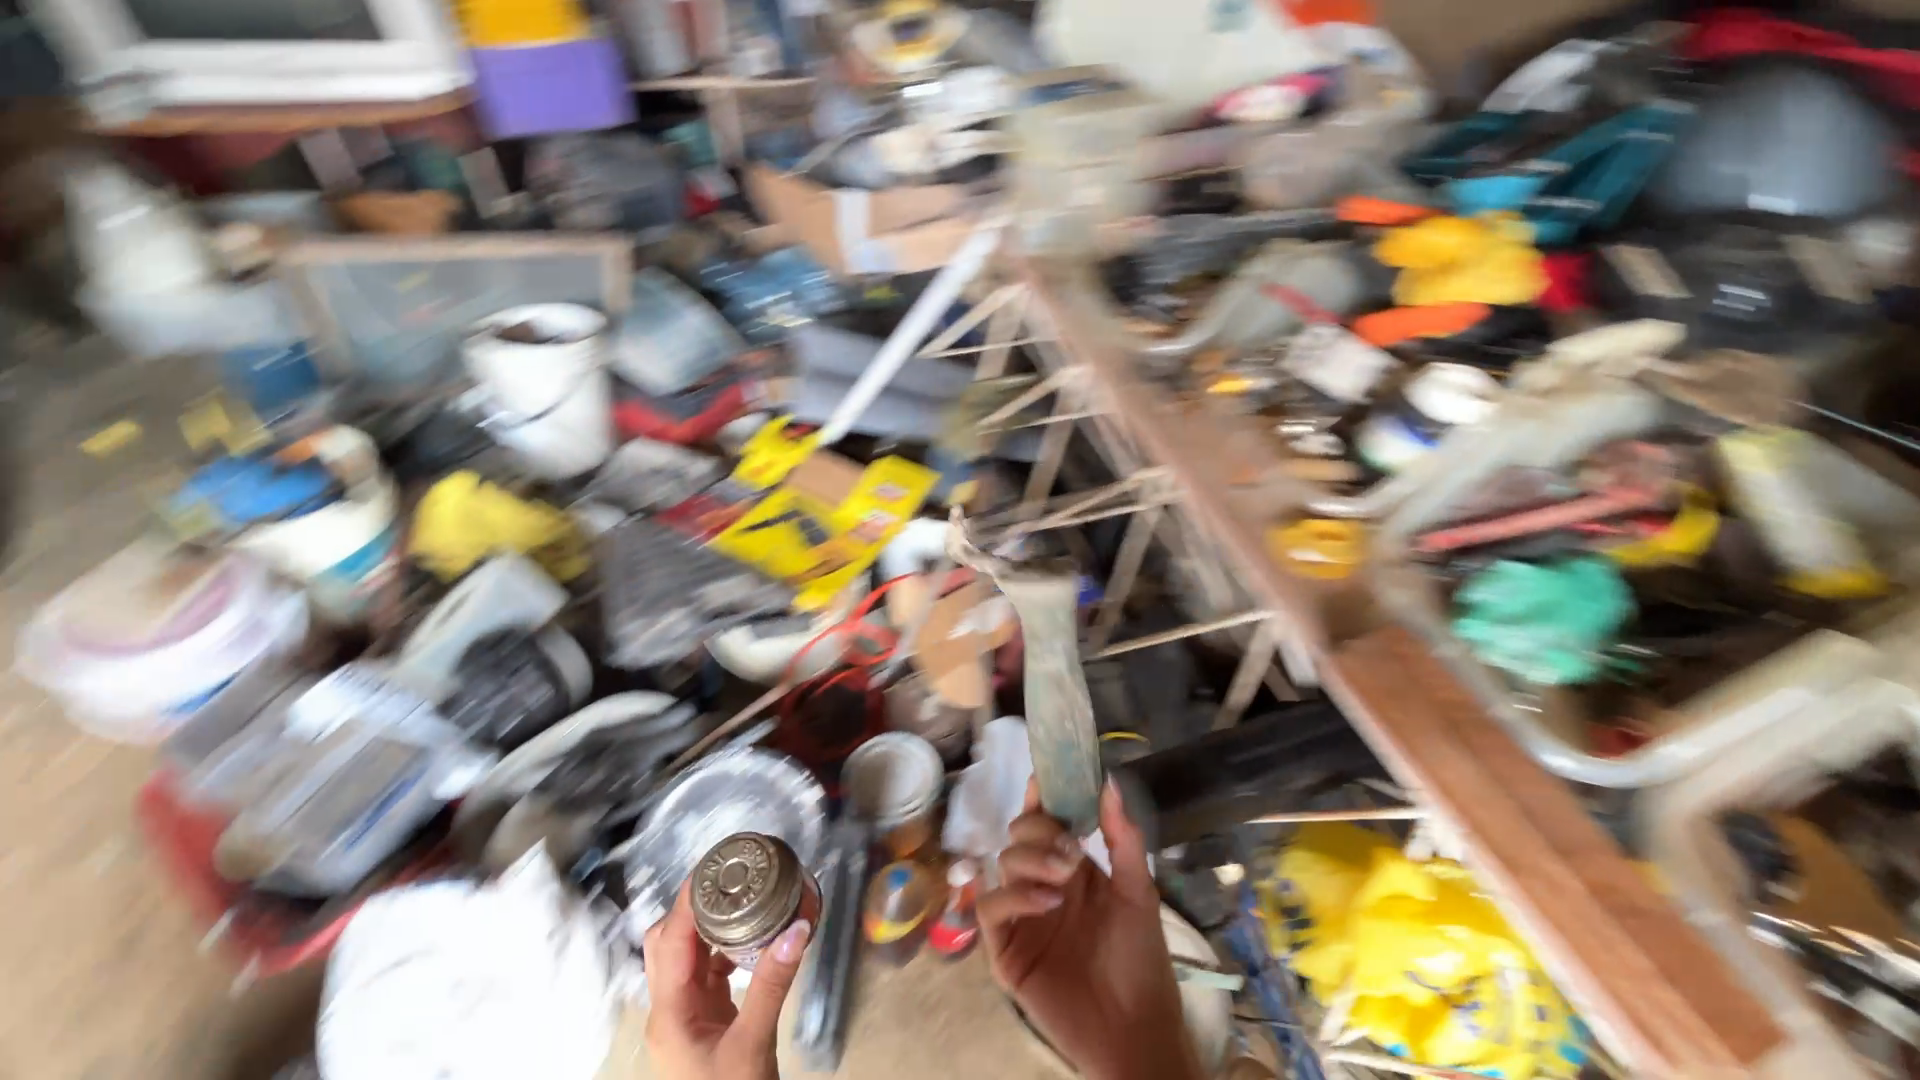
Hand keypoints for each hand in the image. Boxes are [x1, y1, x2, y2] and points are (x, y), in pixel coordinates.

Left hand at [643, 881, 812, 1079]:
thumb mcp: (754, 1044)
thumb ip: (772, 984)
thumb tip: (799, 926)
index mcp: (669, 1012)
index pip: (670, 941)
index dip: (688, 901)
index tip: (716, 866)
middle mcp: (669, 1009)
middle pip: (666, 944)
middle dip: (692, 907)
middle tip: (730, 878)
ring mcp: (685, 1017)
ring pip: (686, 958)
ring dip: (708, 926)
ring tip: (742, 898)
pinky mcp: (704, 1023)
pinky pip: (707, 974)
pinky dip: (724, 950)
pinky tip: (750, 939)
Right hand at [980, 778, 1203, 1079]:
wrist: (1134, 1026)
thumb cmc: (1140, 958)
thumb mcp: (1138, 890)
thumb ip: (1123, 837)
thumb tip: (1111, 781)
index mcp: (1071, 869)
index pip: (1044, 821)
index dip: (1040, 798)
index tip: (1042, 780)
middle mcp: (1041, 884)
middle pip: (1018, 835)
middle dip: (1039, 832)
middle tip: (1070, 852)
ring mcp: (1020, 915)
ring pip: (1002, 863)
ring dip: (1031, 861)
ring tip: (1063, 881)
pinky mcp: (1004, 948)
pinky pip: (991, 907)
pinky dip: (1013, 896)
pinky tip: (1046, 903)